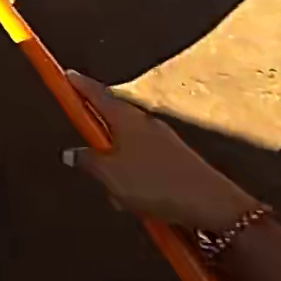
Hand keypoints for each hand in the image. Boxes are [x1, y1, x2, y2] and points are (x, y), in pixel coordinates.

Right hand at [63, 71, 261, 231]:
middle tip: (86, 156)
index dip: (79, 85)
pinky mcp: (175, 160)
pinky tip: (135, 200)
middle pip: (110, 120)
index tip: (67, 74)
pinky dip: (133, 176)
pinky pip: (143, 162)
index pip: (96, 94)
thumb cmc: (155, 182)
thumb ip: (85, 160)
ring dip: (115, 165)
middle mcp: (144, 123)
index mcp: (125, 118)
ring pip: (126, 146)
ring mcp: (162, 141)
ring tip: (117, 193)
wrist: (213, 206)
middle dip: (96, 138)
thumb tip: (70, 153)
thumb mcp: (109, 173)